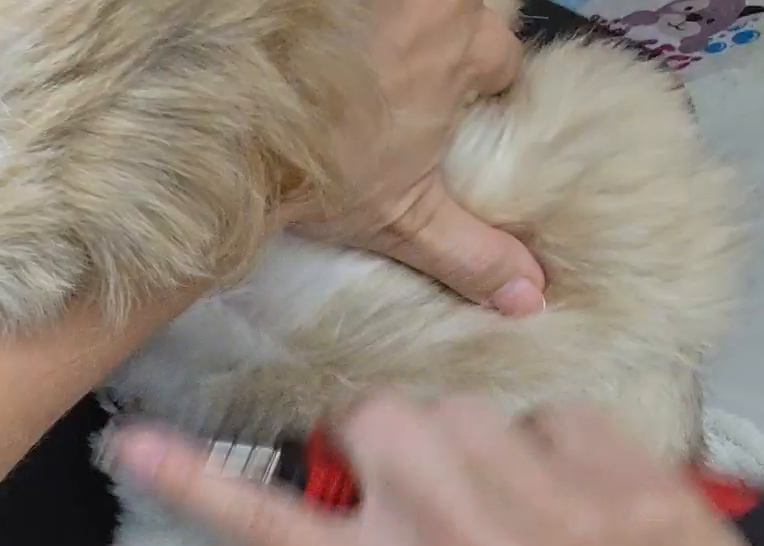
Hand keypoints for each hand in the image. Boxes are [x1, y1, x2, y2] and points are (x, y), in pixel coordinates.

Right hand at [106, 396, 763, 545]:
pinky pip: (551, 418)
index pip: (259, 523)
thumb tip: (330, 511)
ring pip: (458, 409)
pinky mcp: (623, 476)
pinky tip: (564, 494)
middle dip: (371, 431)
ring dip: (457, 442)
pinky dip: (545, 446)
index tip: (132, 445)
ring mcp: (536, 499)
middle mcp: (443, 535)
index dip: (188, 479)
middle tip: (395, 469)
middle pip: (371, 416)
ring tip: (492, 492)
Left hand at [298, 0, 545, 315]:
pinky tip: (308, 66)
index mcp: (465, 51)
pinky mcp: (313, 7)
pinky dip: (335, 33)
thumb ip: (465, 252)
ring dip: (386, 38)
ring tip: (349, 83)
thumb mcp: (398, 220)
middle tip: (395, 96)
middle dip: (434, 53)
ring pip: (406, 10)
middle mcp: (433, 6)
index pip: (498, 58)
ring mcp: (378, 0)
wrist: (230, 141)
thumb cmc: (320, 178)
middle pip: (455, 21)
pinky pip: (339, 16)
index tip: (449, 114)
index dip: (476, 86)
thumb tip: (533, 298)